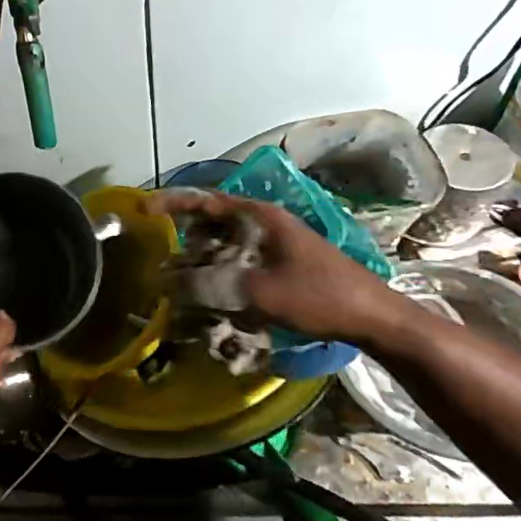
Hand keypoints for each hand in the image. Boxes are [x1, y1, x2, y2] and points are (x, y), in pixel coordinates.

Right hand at [145, 190, 410, 341]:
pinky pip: (239, 259)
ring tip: (179, 277)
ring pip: (225, 242)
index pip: (205, 200)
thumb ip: (208, 284)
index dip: (171, 202)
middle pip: (212, 220)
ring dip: (201, 257)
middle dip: (183, 235)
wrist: (377, 320)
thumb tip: (166, 282)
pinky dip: (219, 270)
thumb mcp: (257, 292)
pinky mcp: (283, 262)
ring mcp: (276, 242)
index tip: (142, 208)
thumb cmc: (320, 297)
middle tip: (160, 254)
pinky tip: (210, 292)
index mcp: (260, 217)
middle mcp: (266, 223)